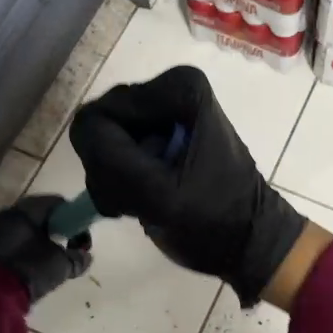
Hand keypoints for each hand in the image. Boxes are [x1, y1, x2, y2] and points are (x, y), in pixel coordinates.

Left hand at [0, 195, 91, 305]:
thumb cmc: (26, 272)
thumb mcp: (60, 266)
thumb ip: (77, 258)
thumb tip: (85, 256)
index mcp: (23, 210)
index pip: (54, 203)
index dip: (71, 219)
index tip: (77, 239)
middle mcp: (0, 215)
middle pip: (32, 218)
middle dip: (49, 233)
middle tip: (60, 254)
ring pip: (12, 233)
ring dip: (27, 245)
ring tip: (37, 268)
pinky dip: (10, 257)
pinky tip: (16, 275)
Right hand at [69, 66, 303, 305]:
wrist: (250, 243)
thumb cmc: (212, 221)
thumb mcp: (157, 194)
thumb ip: (111, 155)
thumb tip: (83, 125)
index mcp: (179, 90)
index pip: (103, 114)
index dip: (110, 157)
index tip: (139, 188)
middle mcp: (171, 90)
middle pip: (105, 124)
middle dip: (112, 167)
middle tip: (140, 200)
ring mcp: (165, 113)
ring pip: (105, 141)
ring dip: (115, 180)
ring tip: (145, 204)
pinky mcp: (161, 135)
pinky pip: (117, 152)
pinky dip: (121, 182)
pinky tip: (142, 201)